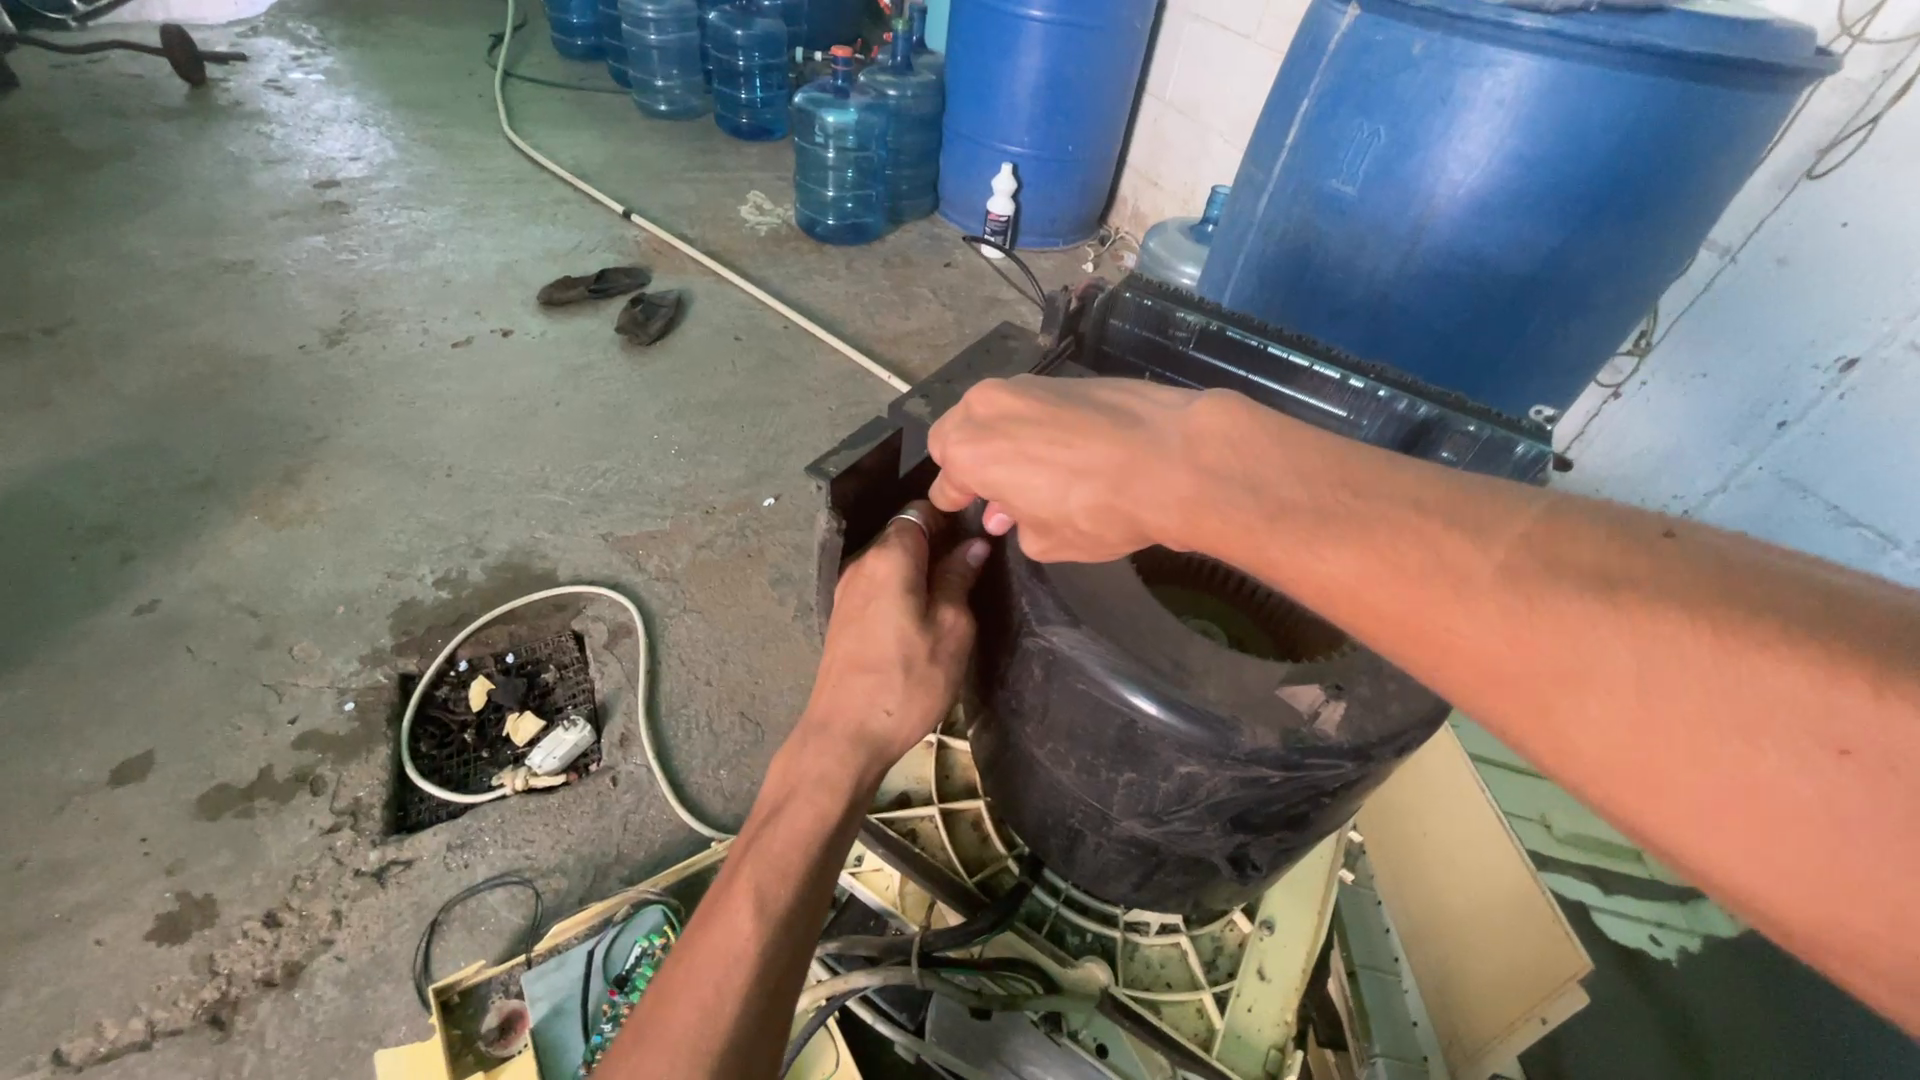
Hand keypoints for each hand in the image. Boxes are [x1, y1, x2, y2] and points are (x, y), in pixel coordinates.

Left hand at [801, 502, 990, 771]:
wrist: (846, 734)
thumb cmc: (908, 680)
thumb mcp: (952, 629)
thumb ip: (959, 579)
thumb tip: (972, 545)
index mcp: (889, 557)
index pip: (920, 511)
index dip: (951, 517)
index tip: (977, 536)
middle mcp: (861, 563)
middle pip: (904, 533)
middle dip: (938, 543)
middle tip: (972, 569)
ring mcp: (847, 590)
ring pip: (891, 561)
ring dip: (921, 569)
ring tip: (953, 595)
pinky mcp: (843, 616)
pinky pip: (879, 584)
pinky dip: (902, 588)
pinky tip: (922, 616)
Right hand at [927, 375, 1225, 561]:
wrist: (1173, 457)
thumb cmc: (1098, 509)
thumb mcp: (1047, 541)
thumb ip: (1016, 524)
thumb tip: (1008, 512)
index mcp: (969, 450)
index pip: (945, 481)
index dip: (955, 502)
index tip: (966, 510)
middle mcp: (986, 407)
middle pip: (956, 433)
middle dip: (968, 461)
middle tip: (996, 489)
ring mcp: (1026, 385)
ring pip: (993, 412)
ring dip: (1000, 438)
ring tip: (1032, 469)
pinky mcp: (1063, 377)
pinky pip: (1030, 404)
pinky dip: (1033, 424)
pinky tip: (1064, 448)